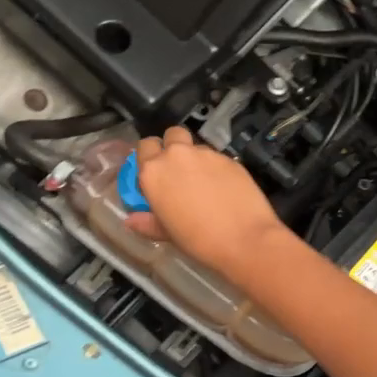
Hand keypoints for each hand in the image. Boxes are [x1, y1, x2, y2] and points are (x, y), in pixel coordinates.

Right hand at [124, 126, 285, 275]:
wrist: (246, 240)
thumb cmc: (200, 241)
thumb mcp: (168, 233)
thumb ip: (148, 222)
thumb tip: (131, 220)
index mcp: (153, 171)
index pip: (145, 147)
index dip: (152, 157)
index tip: (159, 172)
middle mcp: (177, 155)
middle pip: (172, 135)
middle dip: (174, 146)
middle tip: (182, 170)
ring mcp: (207, 155)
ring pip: (197, 146)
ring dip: (198, 158)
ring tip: (207, 181)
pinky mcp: (231, 160)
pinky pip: (219, 158)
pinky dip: (219, 168)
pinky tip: (227, 187)